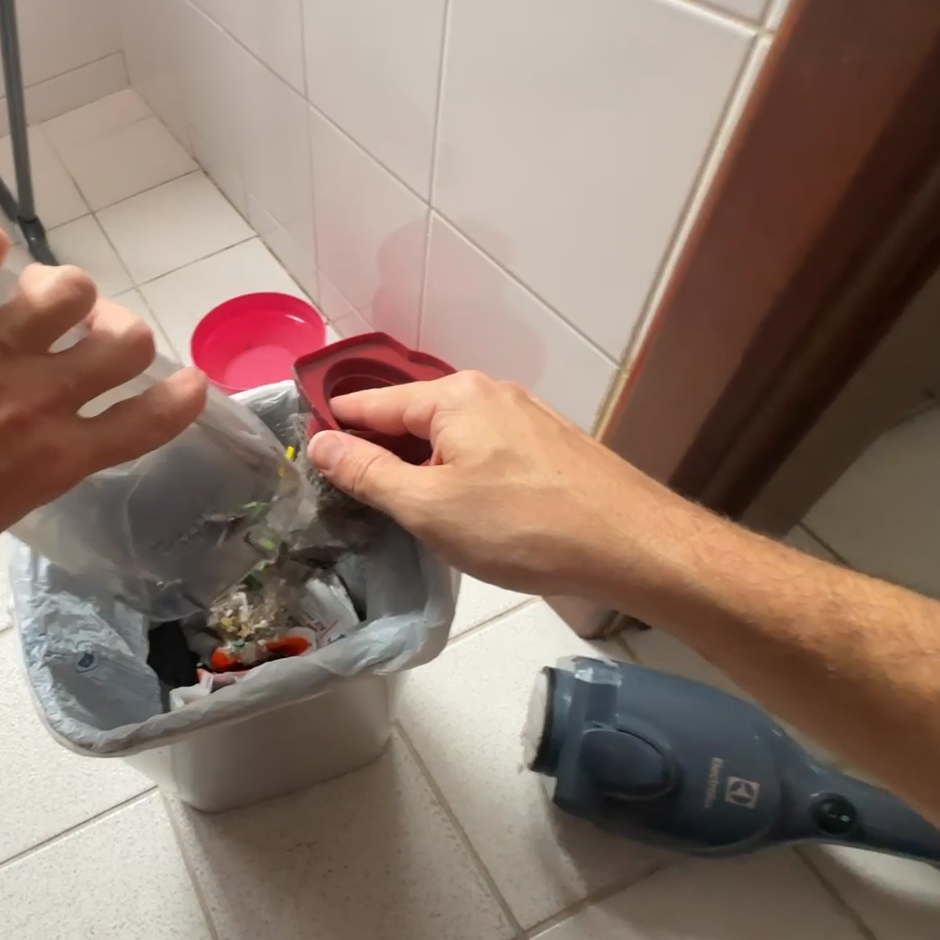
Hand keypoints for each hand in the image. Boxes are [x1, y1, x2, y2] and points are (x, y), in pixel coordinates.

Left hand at [0, 219, 206, 628]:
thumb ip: (25, 469)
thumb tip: (36, 433)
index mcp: (51, 462)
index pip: (149, 419)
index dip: (179, 398)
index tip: (185, 385)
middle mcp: (32, 397)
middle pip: (125, 338)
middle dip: (118, 336)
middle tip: (85, 339)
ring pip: (66, 286)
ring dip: (58, 295)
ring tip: (26, 303)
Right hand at [305, 372, 701, 599]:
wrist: (636, 548)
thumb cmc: (520, 526)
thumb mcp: (427, 506)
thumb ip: (366, 472)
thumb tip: (317, 443)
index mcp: (451, 396)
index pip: (370, 403)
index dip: (334, 427)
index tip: (304, 454)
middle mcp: (486, 392)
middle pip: (409, 417)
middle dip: (378, 450)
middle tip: (349, 494)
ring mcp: (522, 415)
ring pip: (446, 434)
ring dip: (418, 464)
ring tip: (399, 505)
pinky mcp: (545, 443)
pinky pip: (479, 447)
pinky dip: (455, 469)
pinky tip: (457, 505)